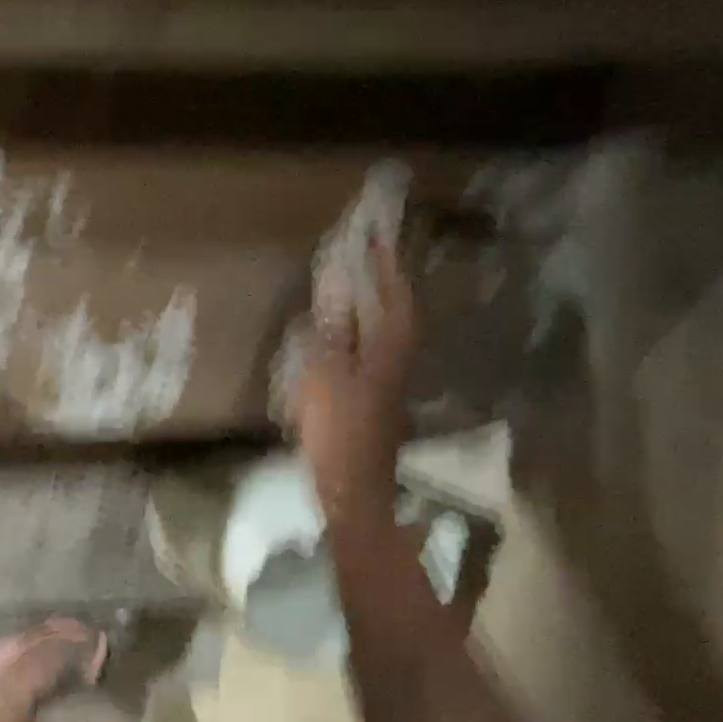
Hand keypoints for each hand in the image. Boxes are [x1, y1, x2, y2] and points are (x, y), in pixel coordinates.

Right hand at [292, 238, 416, 515]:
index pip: (395, 300)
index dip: (388, 268)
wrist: (352, 485)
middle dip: (386, 282)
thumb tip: (335, 295)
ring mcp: (386, 383)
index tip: (379, 236)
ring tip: (355, 284)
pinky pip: (369, 349)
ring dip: (374, 305)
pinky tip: (341, 330)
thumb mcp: (325, 379)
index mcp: (387, 354)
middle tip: (369, 255)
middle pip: (397, 313)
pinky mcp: (372, 398)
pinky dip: (360, 330)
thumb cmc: (338, 431)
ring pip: (385, 331)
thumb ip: (330, 336)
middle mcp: (395, 363)